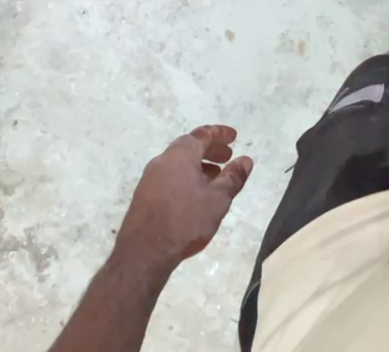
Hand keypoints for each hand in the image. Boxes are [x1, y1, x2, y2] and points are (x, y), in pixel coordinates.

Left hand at [112, 125, 252, 280]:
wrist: (142, 255)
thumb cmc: (184, 221)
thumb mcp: (217, 200)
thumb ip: (233, 178)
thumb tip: (245, 160)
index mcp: (179, 156)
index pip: (202, 134)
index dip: (220, 134)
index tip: (234, 136)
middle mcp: (162, 161)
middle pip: (189, 147)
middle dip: (210, 149)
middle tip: (228, 156)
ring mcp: (149, 179)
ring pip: (178, 164)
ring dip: (198, 165)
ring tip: (215, 178)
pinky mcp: (143, 197)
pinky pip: (169, 177)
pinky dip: (185, 177)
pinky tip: (195, 195)